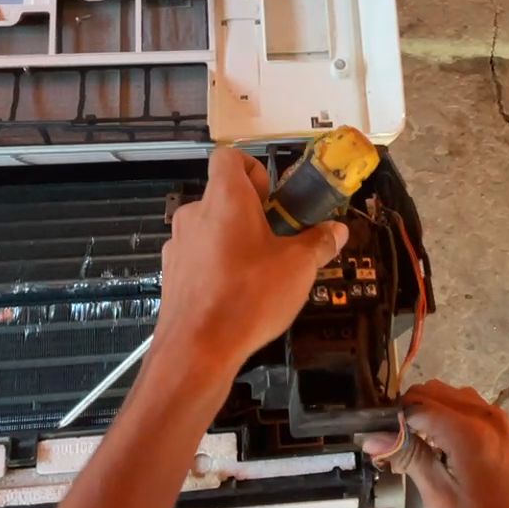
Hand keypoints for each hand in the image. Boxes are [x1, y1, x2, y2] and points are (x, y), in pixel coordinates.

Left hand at [151, 147, 348, 385]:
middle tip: (277, 241)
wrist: (197, 350)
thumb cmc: (249, 296)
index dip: (253, 168)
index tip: (272, 198)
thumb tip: (337, 230)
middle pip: (223, 196)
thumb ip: (319, 243)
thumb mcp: (299, 268)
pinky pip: (198, 256)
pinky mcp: (171, 274)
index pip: (229, 157)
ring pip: (210, 228)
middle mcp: (195, 213)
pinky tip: (236, 295)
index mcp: (224, 198)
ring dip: (233, 240)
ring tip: (259, 273)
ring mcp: (177, 244)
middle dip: (251, 213)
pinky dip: (216, 265)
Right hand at [366, 381, 508, 507]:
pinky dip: (449, 419)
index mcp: (469, 430)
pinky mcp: (507, 435)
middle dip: (409, 412)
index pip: (416, 404)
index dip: (391, 419)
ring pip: (451, 397)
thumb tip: (372, 437)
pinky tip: (441, 450)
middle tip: (392, 445)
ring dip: (429, 413)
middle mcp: (486, 415)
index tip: (376, 440)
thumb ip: (409, 457)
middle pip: (433, 392)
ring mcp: (501, 423)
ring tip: (414, 448)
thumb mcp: (440, 499)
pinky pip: (469, 409)